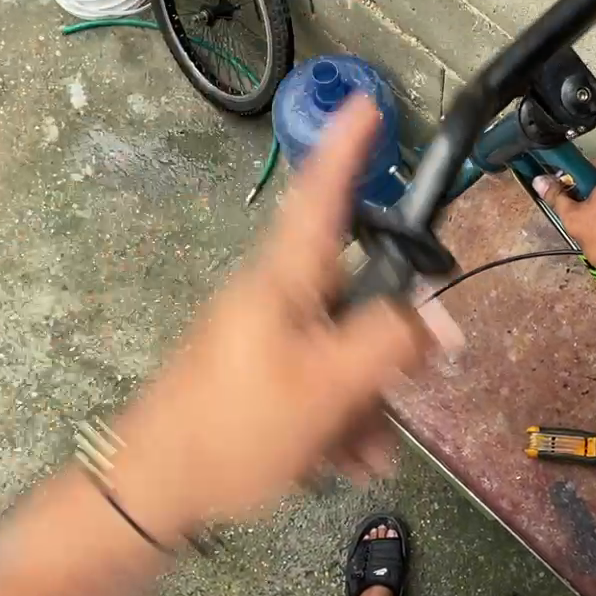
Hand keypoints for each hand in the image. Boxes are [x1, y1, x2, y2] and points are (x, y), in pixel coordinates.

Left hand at [103, 98, 451, 541]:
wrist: (153, 492)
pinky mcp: (263, 383)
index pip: (321, 195)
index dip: (346, 148)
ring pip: (346, 354)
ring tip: (360, 456)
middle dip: (388, 355)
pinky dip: (339, 423)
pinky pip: (321, 388)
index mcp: (284, 279)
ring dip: (366, 406)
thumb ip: (390, 343)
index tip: (366, 104)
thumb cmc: (234, 427)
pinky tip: (337, 465)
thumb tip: (441, 320)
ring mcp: (270, 343)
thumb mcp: (326, 385)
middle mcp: (279, 300)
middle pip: (358, 297)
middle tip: (407, 389)